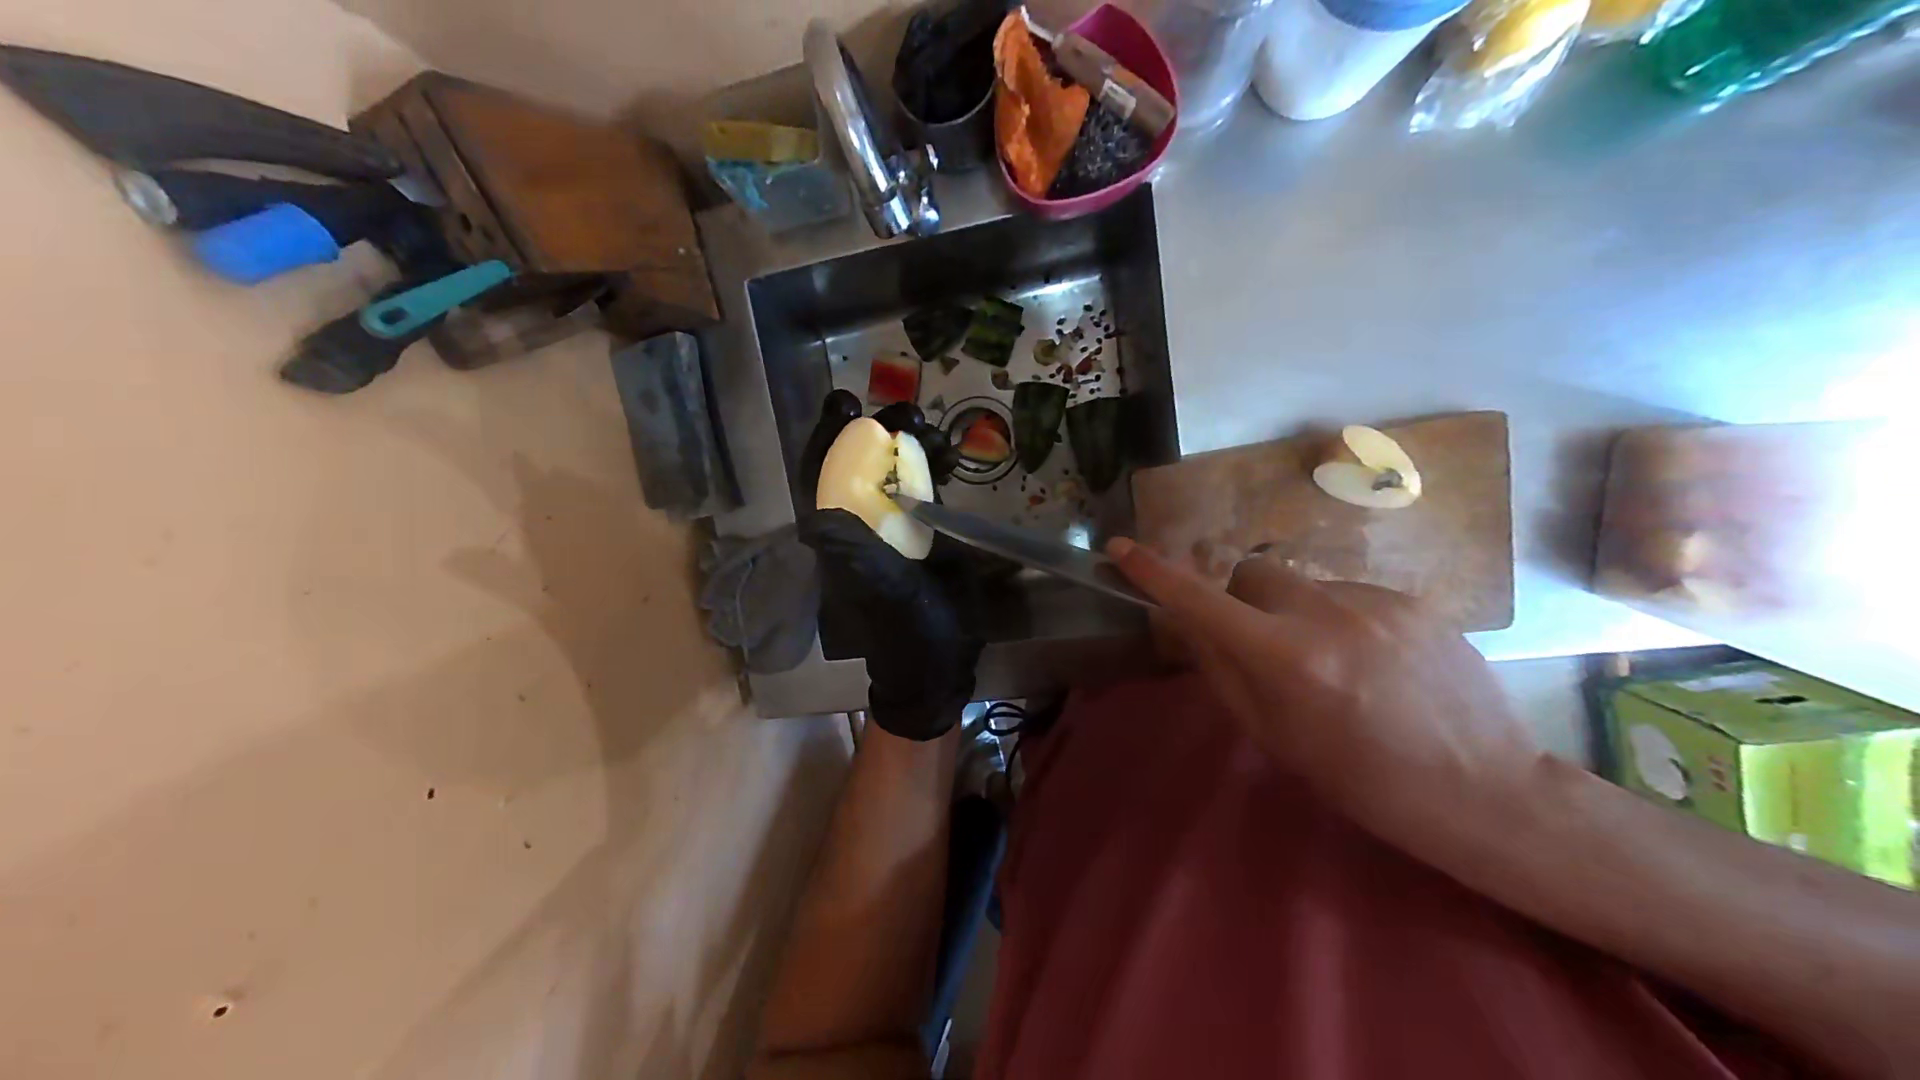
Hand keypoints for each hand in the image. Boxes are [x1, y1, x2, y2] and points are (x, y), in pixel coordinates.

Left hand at [799, 391, 980, 740]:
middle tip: (906, 409)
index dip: (827, 437)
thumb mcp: (880, 590)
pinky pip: (926, 484)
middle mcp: (862, 521)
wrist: (941, 657)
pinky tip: (953, 452)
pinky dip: (936, 463)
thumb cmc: (906, 627)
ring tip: (933, 427)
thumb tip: (811, 516)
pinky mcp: (928, 528)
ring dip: (912, 441)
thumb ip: (852, 555)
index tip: (848, 403)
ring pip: (896, 468)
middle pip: (861, 461)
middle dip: (879, 430)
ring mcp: (895, 522)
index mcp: (840, 533)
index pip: (822, 475)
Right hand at [1107, 539, 1539, 841]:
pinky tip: (1373, 661)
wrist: (1483, 790)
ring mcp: (1377, 601)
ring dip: (1295, 611)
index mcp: (1286, 659)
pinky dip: (1340, 617)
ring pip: (1303, 583)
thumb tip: (1188, 622)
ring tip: (1333, 662)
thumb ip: (1222, 671)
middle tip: (1261, 641)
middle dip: (1239, 596)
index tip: (1121, 548)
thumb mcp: (1274, 736)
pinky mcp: (1414, 599)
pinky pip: (1350, 593)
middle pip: (1252, 572)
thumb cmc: (1362, 780)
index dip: (1154, 573)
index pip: (1201, 601)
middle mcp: (1326, 614)